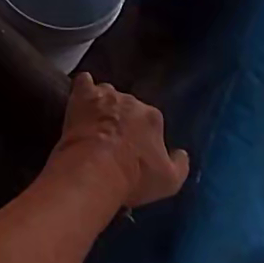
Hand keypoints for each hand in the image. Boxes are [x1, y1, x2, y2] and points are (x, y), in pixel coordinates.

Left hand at [45, 73, 189, 209]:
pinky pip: (83, 81)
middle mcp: (130, 101)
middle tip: (114, 136)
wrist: (95, 168)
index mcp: (153, 117)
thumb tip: (181, 153)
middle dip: (123, 117)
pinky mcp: (82, 94)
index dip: (143, 132)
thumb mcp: (170, 181)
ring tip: (95, 120)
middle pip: (128, 104)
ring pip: (106, 92)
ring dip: (103, 103)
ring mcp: (104, 95)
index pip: (151, 119)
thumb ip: (179, 164)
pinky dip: (83, 87)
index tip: (136, 145)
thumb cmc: (134, 177)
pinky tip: (82, 96)